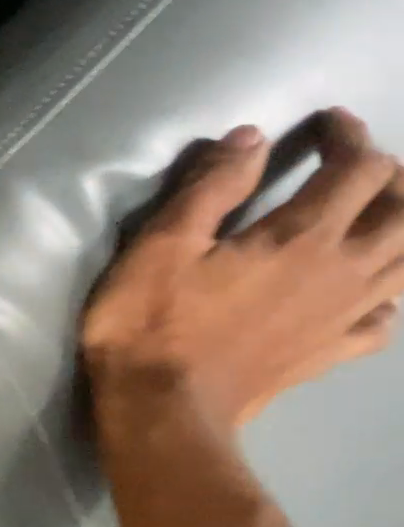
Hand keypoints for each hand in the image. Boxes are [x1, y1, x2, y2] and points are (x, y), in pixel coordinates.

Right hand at [83, 110, 403, 426]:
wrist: (163, 405)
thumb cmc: (148, 322)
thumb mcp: (159, 247)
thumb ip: (209, 190)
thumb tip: (251, 138)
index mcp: (301, 238)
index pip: (355, 170)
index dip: (349, 137)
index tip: (328, 121)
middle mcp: (345, 269)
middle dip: (391, 176)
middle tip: (357, 165)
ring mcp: (345, 313)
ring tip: (382, 216)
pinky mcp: (332, 350)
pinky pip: (386, 317)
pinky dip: (389, 296)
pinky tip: (372, 294)